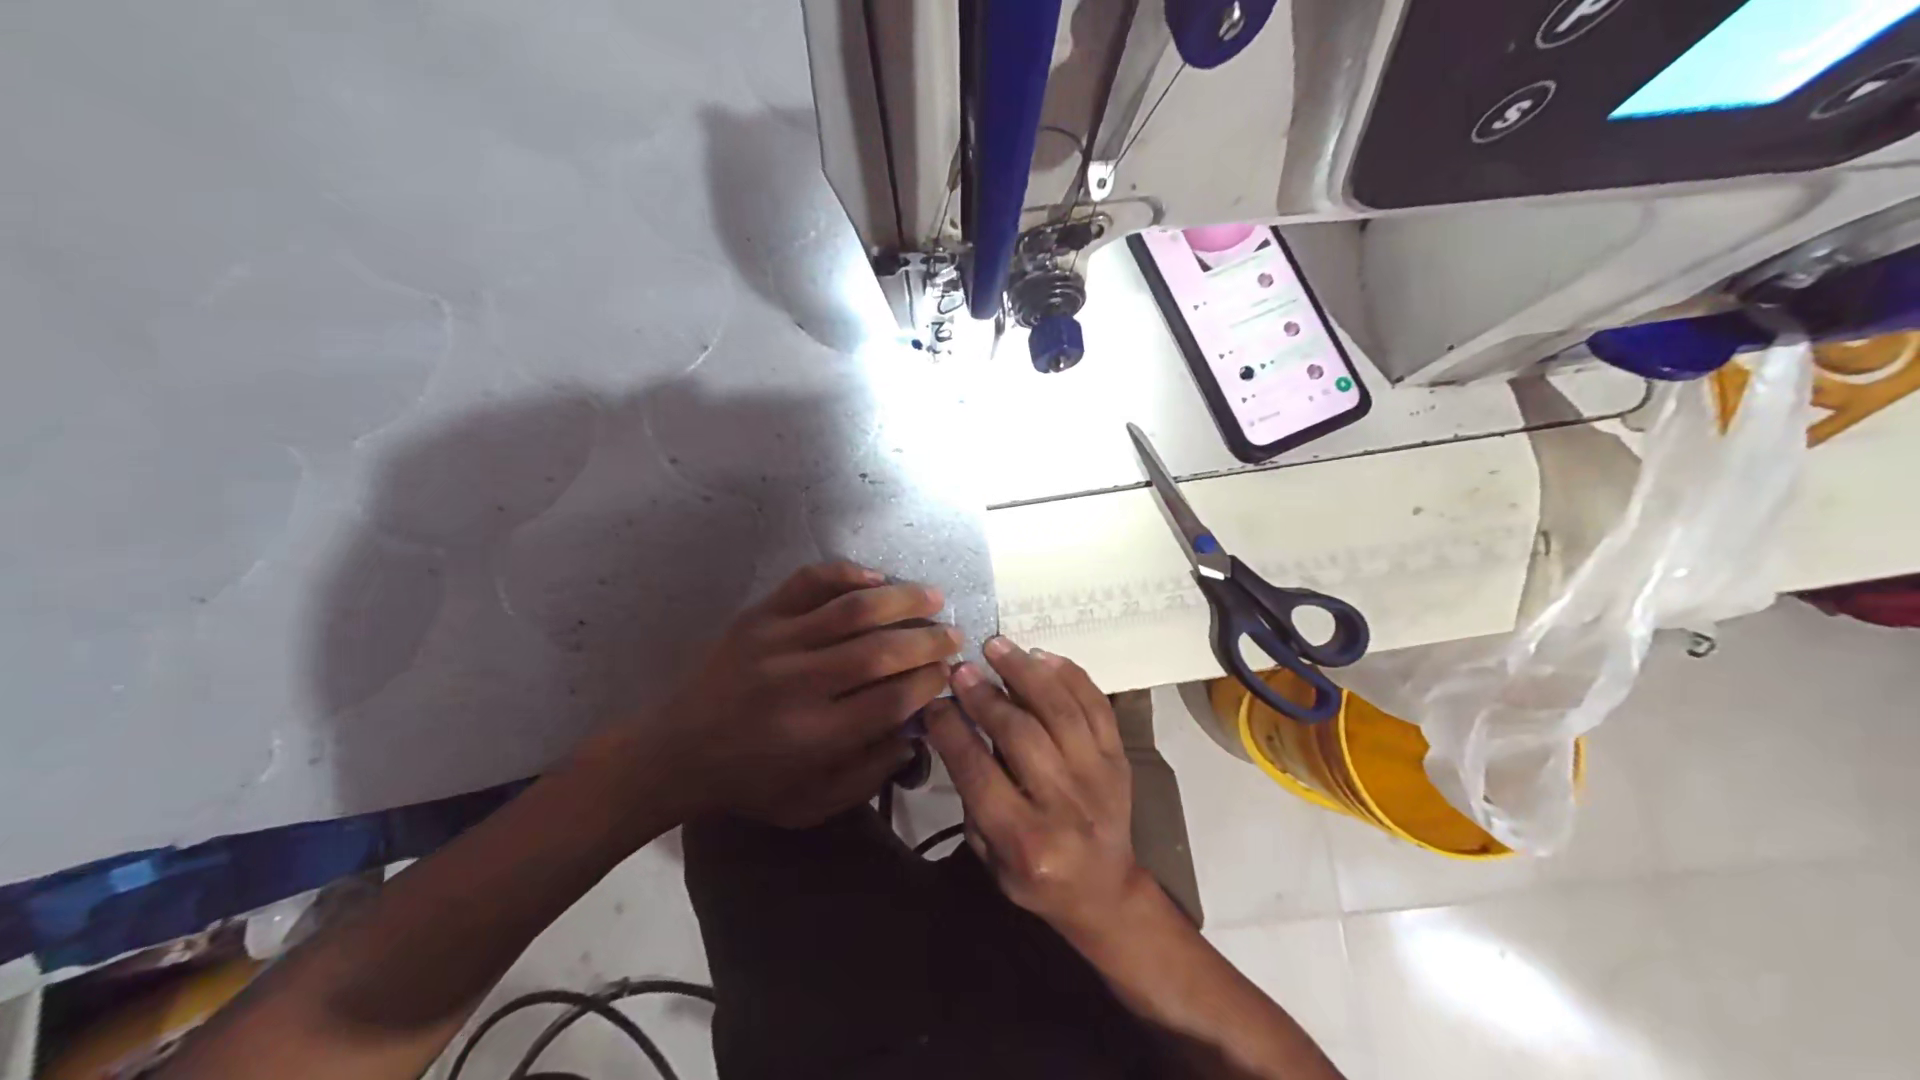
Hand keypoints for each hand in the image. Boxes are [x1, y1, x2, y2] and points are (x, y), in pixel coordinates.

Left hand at [579, 561, 957, 828]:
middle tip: (953, 635)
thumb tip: (916, 732)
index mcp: (814, 737)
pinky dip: (847, 573)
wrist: (674, 751)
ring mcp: (775, 643)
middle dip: (927, 640)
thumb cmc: (749, 783)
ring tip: (933, 597)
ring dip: (901, 600)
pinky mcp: (758, 617)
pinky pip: (808, 581)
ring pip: (852, 609)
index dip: (928, 683)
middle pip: (880, 652)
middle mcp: (798, 685)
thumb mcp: (811, 805)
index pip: (890, 701)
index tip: (948, 673)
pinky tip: (876, 577)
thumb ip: (868, 774)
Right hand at [923, 636, 1148, 939]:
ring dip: (1025, 672)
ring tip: (998, 646)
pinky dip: (1070, 675)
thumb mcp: (989, 854)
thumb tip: (954, 726)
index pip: (979, 773)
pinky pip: (1096, 705)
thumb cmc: (1034, 878)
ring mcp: (1098, 776)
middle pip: (1022, 735)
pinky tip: (1042, 656)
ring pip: (1061, 710)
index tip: (934, 700)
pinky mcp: (1119, 757)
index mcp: (1025, 840)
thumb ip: (972, 795)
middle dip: (986, 696)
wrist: (1105, 890)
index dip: (952, 731)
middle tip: (962, 668)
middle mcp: (1065, 805)